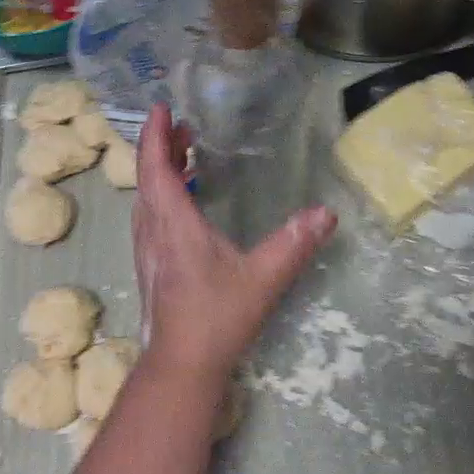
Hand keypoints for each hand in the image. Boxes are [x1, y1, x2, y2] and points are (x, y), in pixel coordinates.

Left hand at [132, 103, 335, 379]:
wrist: (181, 365)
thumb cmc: (217, 318)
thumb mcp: (262, 279)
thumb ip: (294, 244)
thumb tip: (327, 214)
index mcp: (174, 225)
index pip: (156, 168)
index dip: (154, 135)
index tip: (160, 108)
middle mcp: (153, 234)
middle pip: (148, 181)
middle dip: (160, 149)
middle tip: (180, 128)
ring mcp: (147, 255)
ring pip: (146, 203)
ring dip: (159, 175)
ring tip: (182, 157)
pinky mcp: (151, 272)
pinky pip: (150, 222)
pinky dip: (161, 200)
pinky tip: (182, 209)